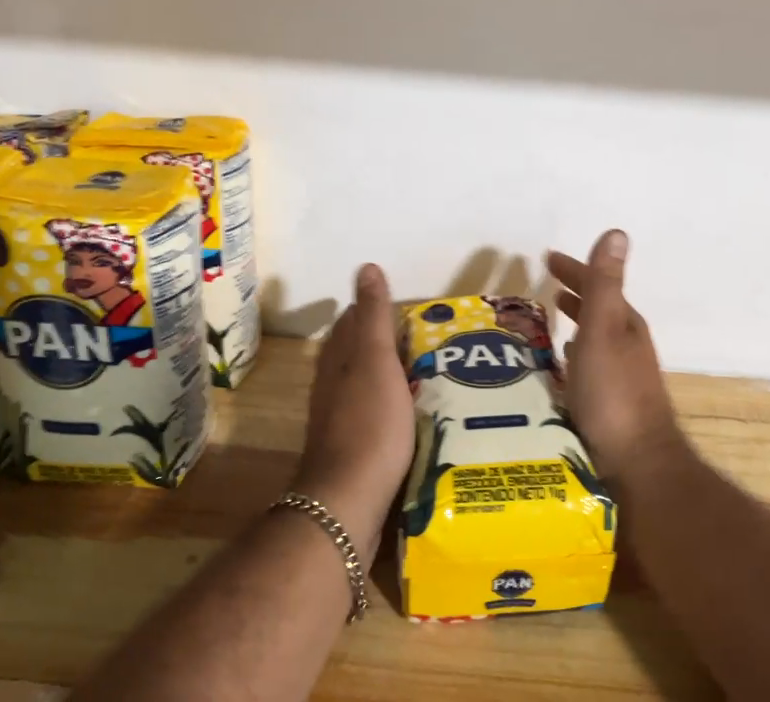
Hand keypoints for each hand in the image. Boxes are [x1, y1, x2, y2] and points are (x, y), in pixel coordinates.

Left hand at [293, 264, 414, 555]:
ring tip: (435, 377)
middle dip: (391, 345)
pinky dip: (397, 409)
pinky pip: (378, 418)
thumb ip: (374, 317)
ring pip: (370, 388)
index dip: (377, 311)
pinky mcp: (355, 451)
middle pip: (360, 355)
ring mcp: (342, 421)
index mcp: (338, 361)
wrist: (349, 501)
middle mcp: (334, 387)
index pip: (353, 322)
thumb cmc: (368, 424)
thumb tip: (366, 267)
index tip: (412, 309)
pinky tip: (420, 417)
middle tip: (434, 342)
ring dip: (396, 379)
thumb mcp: (376, 361)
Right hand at [548, 230, 686, 481]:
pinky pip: (586, 370)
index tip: (547, 258)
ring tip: (545, 323)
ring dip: (572, 327)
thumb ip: (606, 284)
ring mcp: (619, 379)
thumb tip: (617, 232)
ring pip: (592, 342)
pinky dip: (571, 359)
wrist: (637, 464)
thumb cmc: (614, 393)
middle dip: (574, 296)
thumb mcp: (605, 330)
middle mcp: (626, 349)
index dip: (575, 270)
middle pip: (598, 312)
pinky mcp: (608, 406)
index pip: (599, 286)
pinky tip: (558, 371)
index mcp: (625, 327)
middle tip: (545, 287)